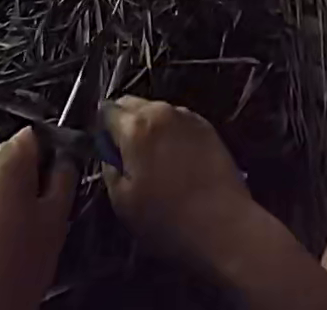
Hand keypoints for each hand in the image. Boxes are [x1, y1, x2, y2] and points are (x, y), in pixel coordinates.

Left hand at [0, 127, 74, 309]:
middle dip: (34, 175)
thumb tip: (66, 157)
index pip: (41, 132)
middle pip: (19, 152)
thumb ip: (66, 176)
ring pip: (1, 175)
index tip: (62, 179)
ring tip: (23, 232)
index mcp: (9, 153)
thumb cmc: (14, 266)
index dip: (55, 153)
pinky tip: (2, 241)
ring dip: (14, 193)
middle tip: (45, 212)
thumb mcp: (55, 219)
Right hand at [99, 96, 263, 270]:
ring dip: (149, 125)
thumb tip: (109, 153)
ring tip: (156, 158)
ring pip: (155, 110)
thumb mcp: (123, 203)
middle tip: (128, 154)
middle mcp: (159, 111)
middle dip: (123, 121)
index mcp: (134, 127)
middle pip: (130, 103)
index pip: (106, 110)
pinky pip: (178, 119)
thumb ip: (109, 169)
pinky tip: (178, 157)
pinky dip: (171, 130)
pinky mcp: (205, 124)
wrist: (223, 224)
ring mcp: (185, 115)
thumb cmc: (167, 219)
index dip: (102, 128)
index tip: (107, 148)